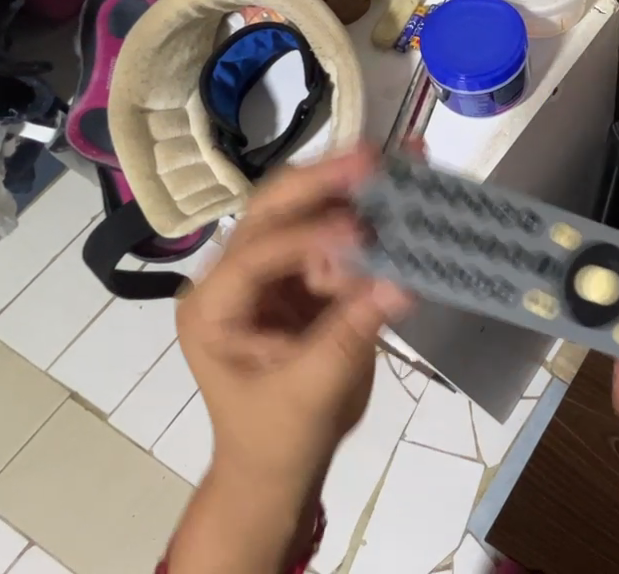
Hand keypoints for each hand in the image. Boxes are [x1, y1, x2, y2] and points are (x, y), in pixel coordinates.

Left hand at [177, 147, 413, 486]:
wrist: (283, 460)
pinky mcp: (312, 267)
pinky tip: (403, 177)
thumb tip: (402, 284)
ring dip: (351, 183)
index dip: (308, 237)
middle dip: (323, 181)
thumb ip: (350, 334)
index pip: (257, 254)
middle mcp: (238, 273)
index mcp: (215, 306)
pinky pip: (340, 224)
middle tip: (373, 158)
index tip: (361, 232)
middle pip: (275, 208)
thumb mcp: (310, 394)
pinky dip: (370, 203)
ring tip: (395, 159)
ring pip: (308, 205)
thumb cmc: (279, 435)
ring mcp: (276, 265)